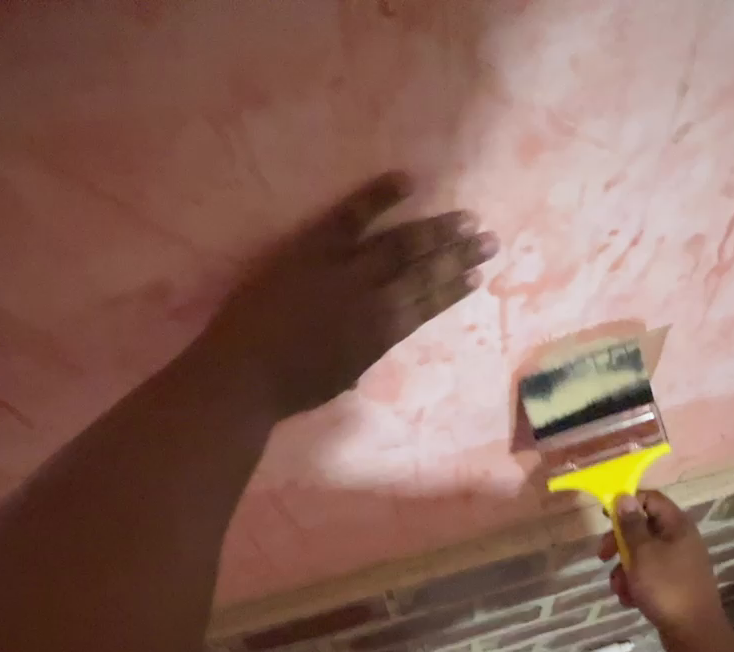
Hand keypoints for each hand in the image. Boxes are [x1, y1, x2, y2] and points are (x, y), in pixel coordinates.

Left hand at [197, 171, 498, 416]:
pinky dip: (380, 197)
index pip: (427, 306)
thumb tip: (380, 333)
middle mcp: (374, 300)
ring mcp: (345, 271)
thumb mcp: (343, 377)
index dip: (454, 290)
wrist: (243, 376)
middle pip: (425, 272)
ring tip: (467, 219)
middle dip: (459, 256)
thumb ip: (366, 351)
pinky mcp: (313, 249)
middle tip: (490, 240)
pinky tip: (409, 181)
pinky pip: (352, 216)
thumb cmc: (291, 387)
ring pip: (401, 245)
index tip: (477, 278)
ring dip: (438, 231)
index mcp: (380, 336)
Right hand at [597, 490, 733, 651]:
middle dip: (619, 544)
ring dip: (624, 570)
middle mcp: (680, 540)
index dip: (627, 503)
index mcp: (677, 526)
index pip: (650, 499)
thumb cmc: (666, 587)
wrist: (693, 633)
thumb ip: (631, 524)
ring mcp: (678, 563)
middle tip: (603, 556)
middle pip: (642, 528)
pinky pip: (648, 575)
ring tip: (620, 589)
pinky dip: (635, 585)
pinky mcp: (673, 584)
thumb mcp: (642, 553)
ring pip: (640, 555)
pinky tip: (630, 601)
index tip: (605, 516)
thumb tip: (624, 496)